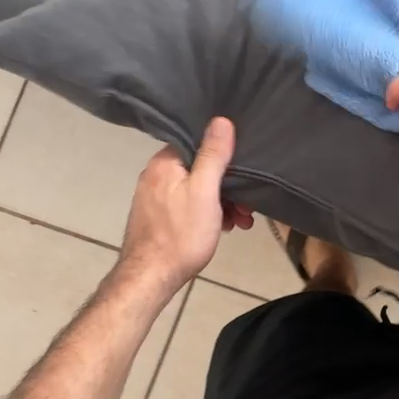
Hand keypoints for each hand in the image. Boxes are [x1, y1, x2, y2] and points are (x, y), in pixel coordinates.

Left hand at [118, 117, 252, 291]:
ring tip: (239, 222)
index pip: (198, 144)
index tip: (243, 172)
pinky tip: (220, 228)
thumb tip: (221, 120)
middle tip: (247, 208)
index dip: (224, 156)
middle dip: (227, 186)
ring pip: (195, 190)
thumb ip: (213, 155)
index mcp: (164, 163)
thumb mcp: (205, 191)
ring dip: (221, 203)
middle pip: (199, 169)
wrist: (151, 278)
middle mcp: (154, 176)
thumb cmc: (182, 234)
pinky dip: (206, 213)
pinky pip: (187, 205)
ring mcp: (153, 198)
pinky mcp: (156, 217)